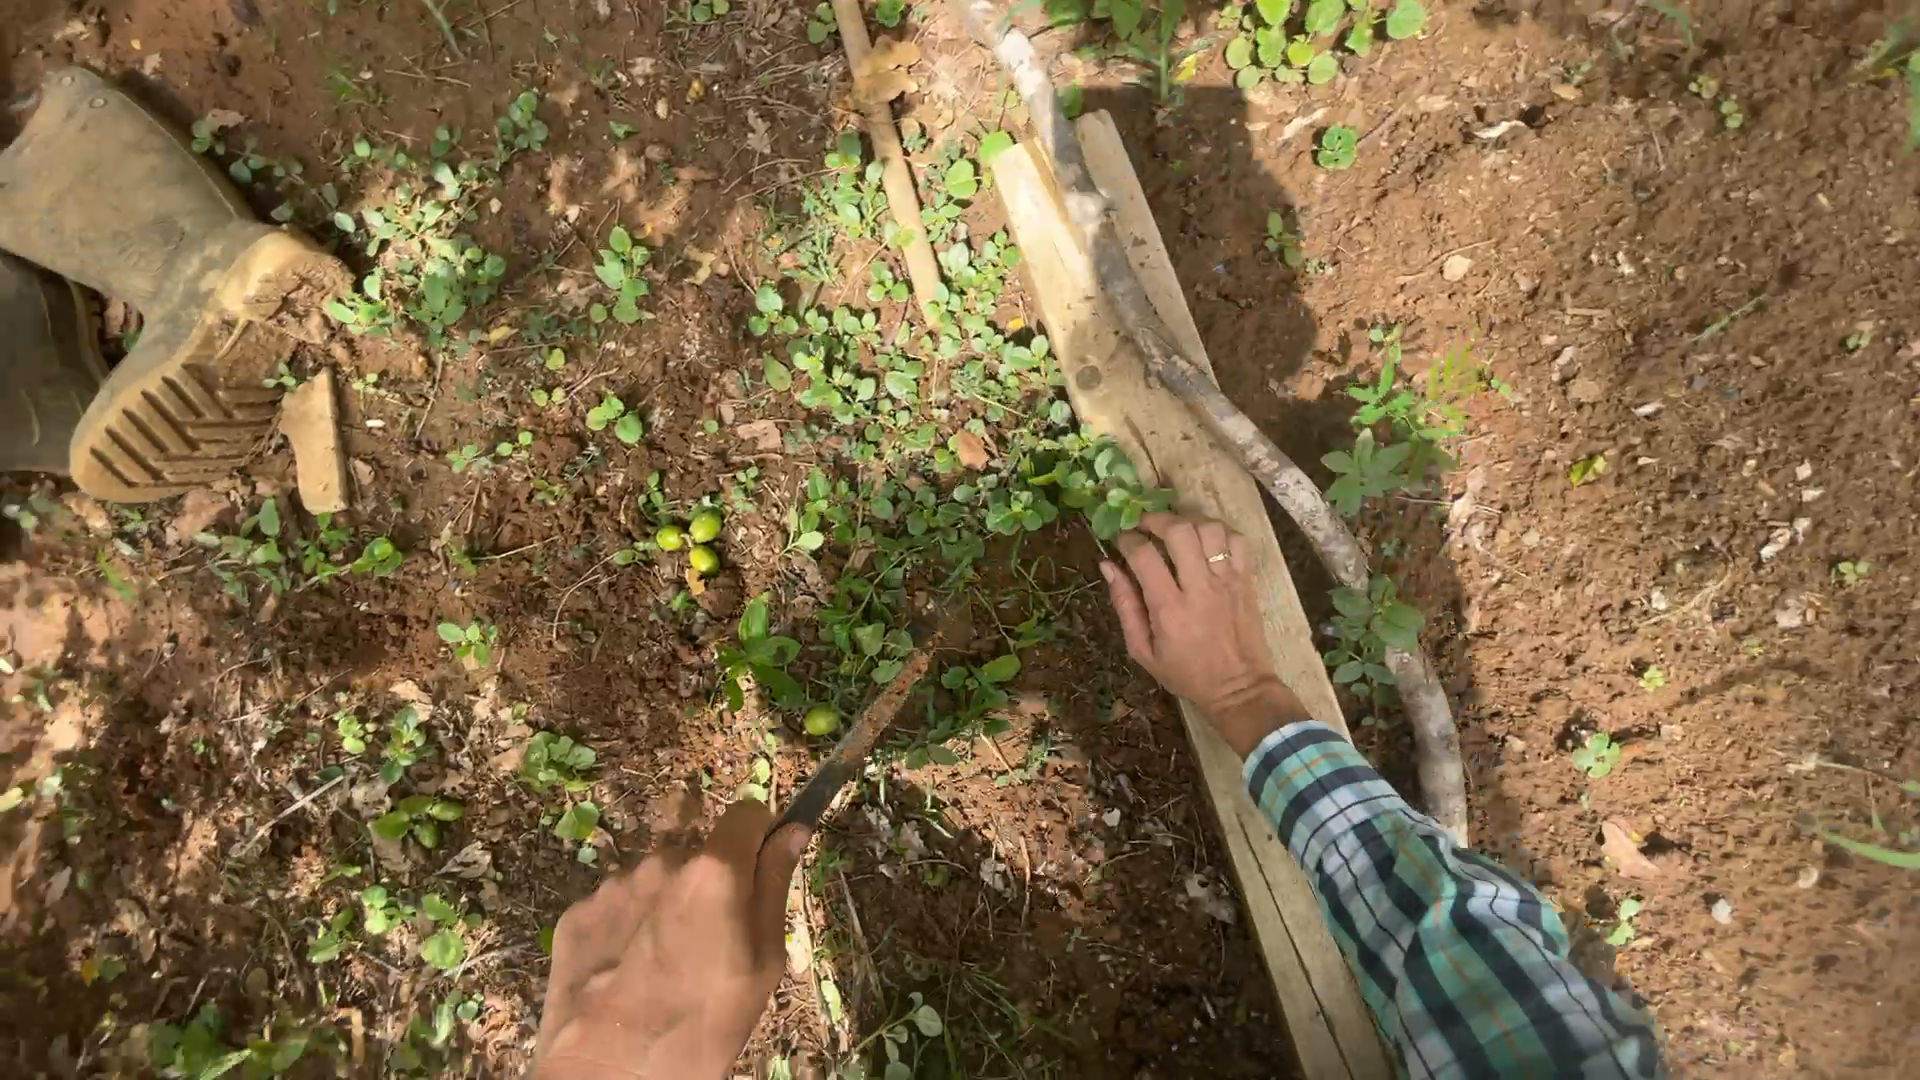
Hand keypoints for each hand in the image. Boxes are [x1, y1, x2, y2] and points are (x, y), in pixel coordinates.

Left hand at [532, 800, 809, 1079]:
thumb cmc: (703, 1025)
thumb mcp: (763, 961)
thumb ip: (775, 884)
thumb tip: (792, 830)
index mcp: (714, 868)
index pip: (747, 811)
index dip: (758, 836)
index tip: (760, 870)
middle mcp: (663, 859)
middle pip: (700, 851)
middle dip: (711, 880)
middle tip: (711, 939)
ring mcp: (613, 885)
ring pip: (658, 877)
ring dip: (667, 901)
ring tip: (664, 962)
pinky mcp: (576, 913)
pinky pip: (618, 902)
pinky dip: (628, 925)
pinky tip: (627, 971)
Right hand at [1101, 512, 1305, 755]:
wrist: (1239, 688)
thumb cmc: (1185, 673)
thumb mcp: (1142, 650)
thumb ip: (1125, 605)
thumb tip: (1108, 566)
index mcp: (1169, 609)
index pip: (1144, 556)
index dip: (1127, 540)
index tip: (1121, 540)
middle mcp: (1200, 588)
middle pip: (1179, 531)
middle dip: (1156, 519)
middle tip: (1144, 524)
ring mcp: (1227, 581)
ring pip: (1209, 529)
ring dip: (1187, 520)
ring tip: (1174, 529)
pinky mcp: (1246, 580)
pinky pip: (1236, 539)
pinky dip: (1217, 531)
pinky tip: (1203, 539)